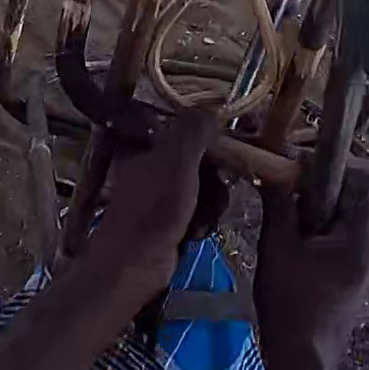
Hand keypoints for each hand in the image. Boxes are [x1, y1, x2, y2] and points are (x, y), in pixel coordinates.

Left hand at [82, 109, 214, 294]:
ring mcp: (161, 190)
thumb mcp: (176, 159)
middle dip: (214, 176)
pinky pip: (200, 207)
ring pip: (204, 183)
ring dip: (210, 201)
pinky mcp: (170, 216)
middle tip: (218, 186)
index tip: (232, 141)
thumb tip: (213, 105)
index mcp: (145, 141)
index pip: (185, 126)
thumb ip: (194, 129)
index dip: (211, 133)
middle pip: (200, 155)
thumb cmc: (153, 206)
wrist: (136, 264)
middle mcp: (152, 162)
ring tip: (201, 216)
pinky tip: (196, 231)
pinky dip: (203, 218)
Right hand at [256, 168, 368, 369]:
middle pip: (350, 200)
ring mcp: (359, 266)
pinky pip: (335, 241)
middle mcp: (367, 248)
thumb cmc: (290, 301)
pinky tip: (290, 242)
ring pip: (340, 221)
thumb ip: (278, 204)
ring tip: (283, 217)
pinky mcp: (347, 279)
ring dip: (313, 212)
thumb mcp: (277, 245)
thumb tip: (272, 171)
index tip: (299, 169)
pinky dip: (314, 233)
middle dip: (317, 191)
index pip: (363, 183)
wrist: (300, 361)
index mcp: (357, 238)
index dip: (332, 169)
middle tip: (285, 192)